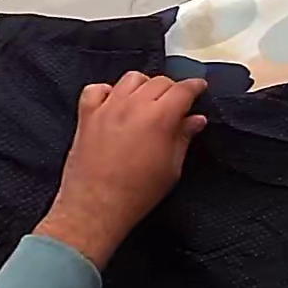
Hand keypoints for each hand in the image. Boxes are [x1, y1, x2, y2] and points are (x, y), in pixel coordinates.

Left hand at [34, 72, 208, 268]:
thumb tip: (196, 120)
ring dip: (144, 85)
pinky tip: (114, 103)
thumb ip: (184, 137)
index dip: (195, 86)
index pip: (183, 90)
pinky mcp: (87, 116)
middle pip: (159, 81)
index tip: (200, 87)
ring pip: (131, 78)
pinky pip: (96, 89)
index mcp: (159, 118)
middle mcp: (133, 106)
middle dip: (172, 89)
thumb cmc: (137, 194)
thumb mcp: (172, 168)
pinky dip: (107, 91)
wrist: (95, 208)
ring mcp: (108, 108)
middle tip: (175, 103)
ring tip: (147, 101)